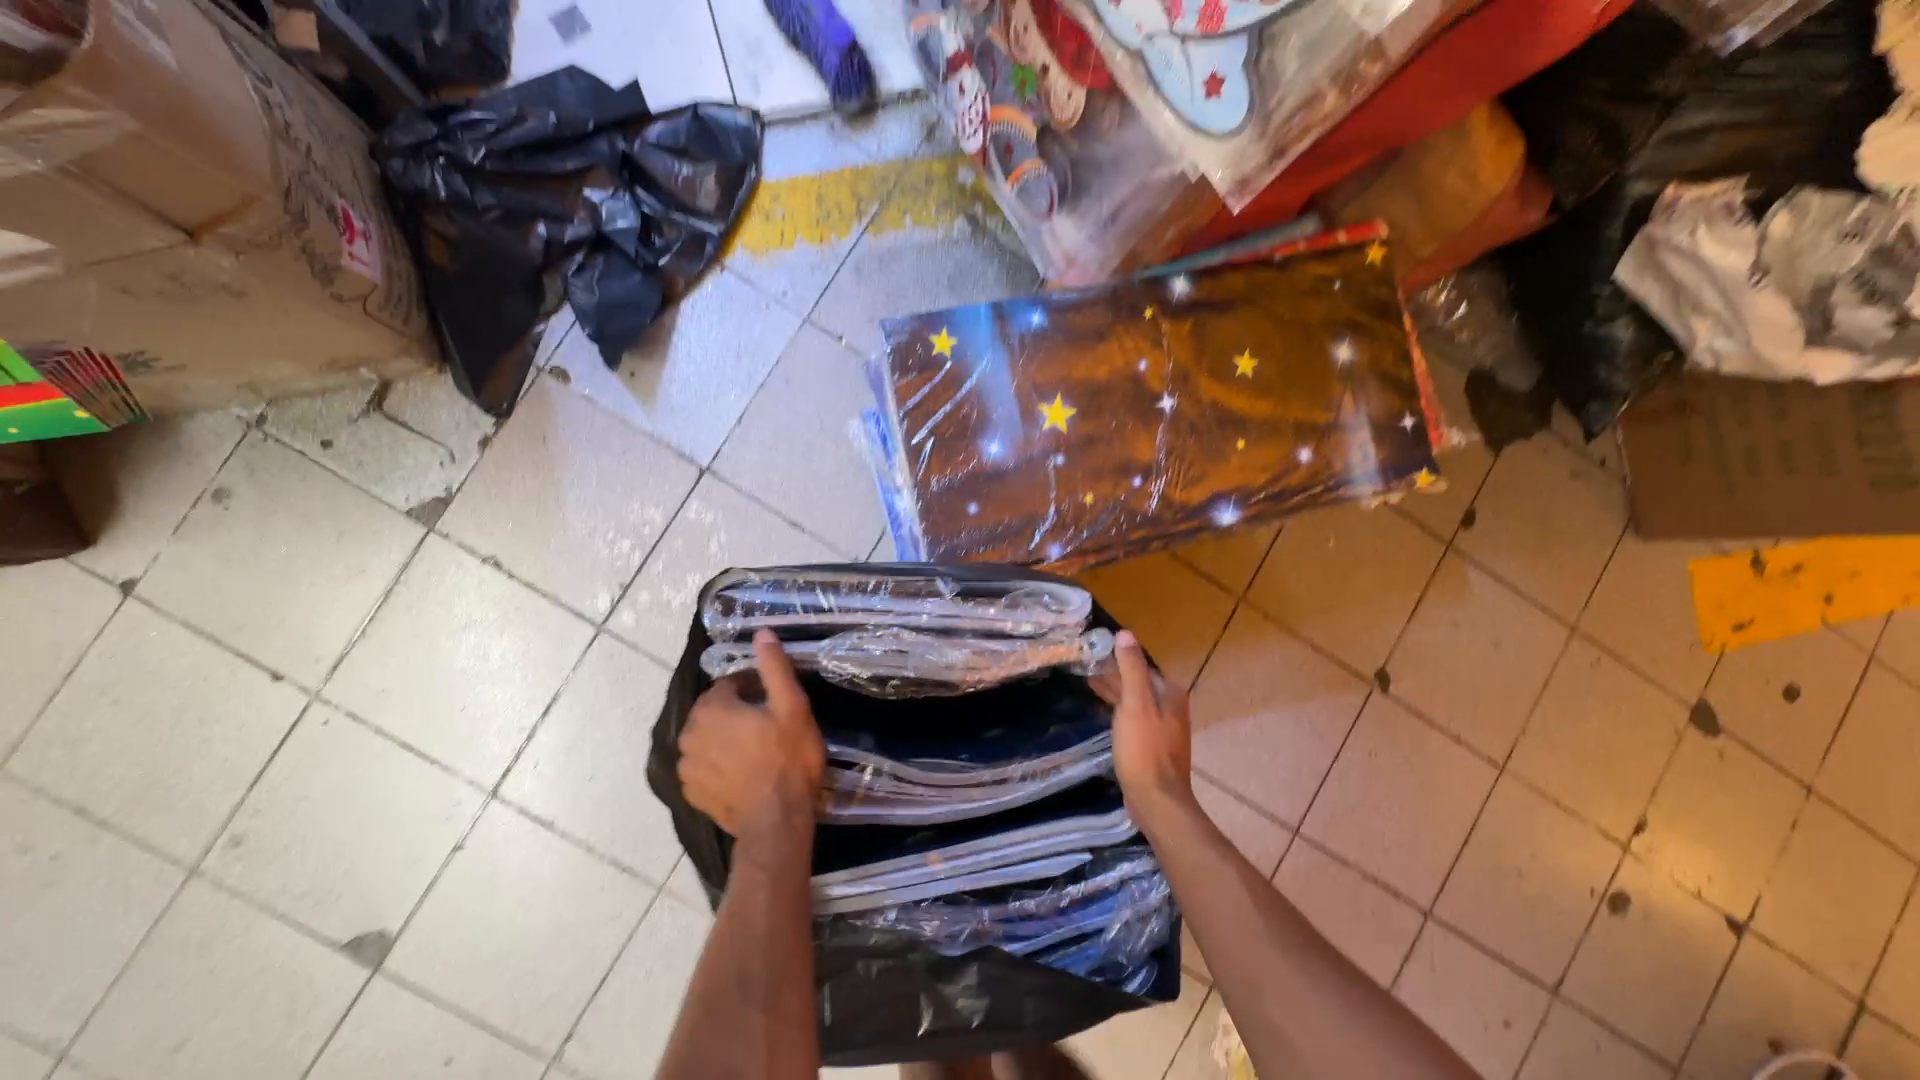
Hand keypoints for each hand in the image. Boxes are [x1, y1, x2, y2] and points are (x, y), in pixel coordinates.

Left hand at [678, 630, 824, 840]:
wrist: (776, 822)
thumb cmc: (788, 760)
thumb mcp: (792, 707)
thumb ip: (774, 667)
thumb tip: (762, 632)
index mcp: (711, 708)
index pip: (729, 684)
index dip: (754, 689)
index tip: (774, 702)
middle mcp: (688, 733)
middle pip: (715, 712)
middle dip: (737, 714)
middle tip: (768, 728)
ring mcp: (686, 767)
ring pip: (708, 741)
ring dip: (726, 741)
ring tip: (756, 754)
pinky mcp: (691, 793)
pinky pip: (704, 768)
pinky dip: (718, 767)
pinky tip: (742, 776)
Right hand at [1094, 630, 1193, 818]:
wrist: (1156, 800)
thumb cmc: (1144, 748)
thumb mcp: (1135, 703)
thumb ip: (1131, 668)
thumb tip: (1125, 634)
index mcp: (1171, 694)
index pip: (1143, 666)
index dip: (1120, 657)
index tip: (1095, 651)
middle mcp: (1172, 708)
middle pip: (1140, 683)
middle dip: (1116, 674)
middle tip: (1086, 666)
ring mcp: (1164, 730)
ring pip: (1136, 702)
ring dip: (1115, 692)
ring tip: (1089, 684)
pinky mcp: (1154, 748)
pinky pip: (1134, 720)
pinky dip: (1119, 711)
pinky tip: (1105, 714)